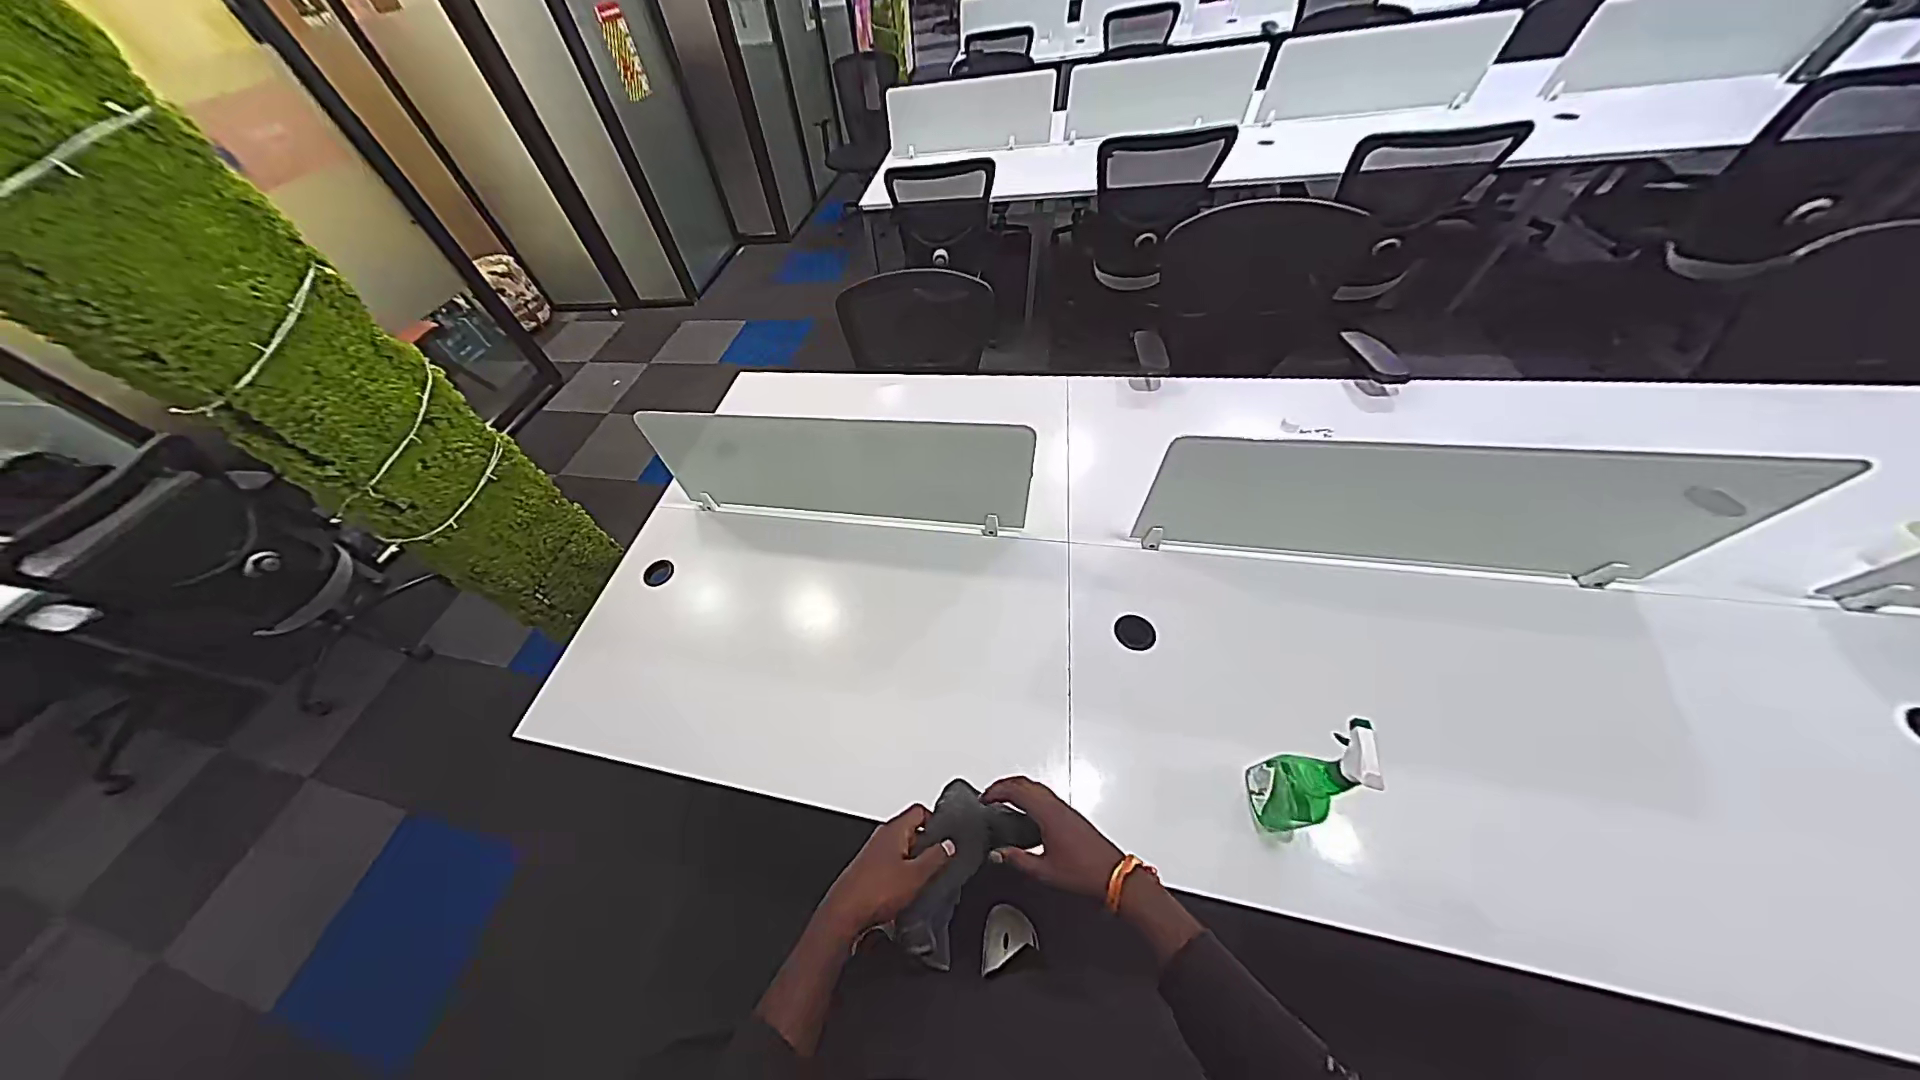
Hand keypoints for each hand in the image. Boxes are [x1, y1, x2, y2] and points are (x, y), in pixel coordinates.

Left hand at [818, 804, 953, 937]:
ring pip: (902, 850)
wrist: (844, 914)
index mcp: (893, 830)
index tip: (945, 838)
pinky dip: (901, 874)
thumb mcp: (916, 875)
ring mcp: (874, 854)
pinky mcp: (868, 870)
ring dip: (913, 863)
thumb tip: (948, 845)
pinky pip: (891, 864)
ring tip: (920, 880)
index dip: (935, 821)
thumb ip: (936, 857)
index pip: (919, 812)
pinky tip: (905, 892)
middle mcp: (882, 838)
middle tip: (936, 863)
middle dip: (926, 846)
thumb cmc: (873, 892)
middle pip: (912, 831)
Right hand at [981, 775, 1123, 899]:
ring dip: (1017, 788)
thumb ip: (1017, 860)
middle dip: (1004, 785)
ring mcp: (1065, 809)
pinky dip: (1028, 795)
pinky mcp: (1070, 815)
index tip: (984, 798)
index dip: (996, 790)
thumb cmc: (1086, 872)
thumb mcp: (1044, 871)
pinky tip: (1026, 811)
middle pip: (1025, 782)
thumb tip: (998, 854)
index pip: (1016, 789)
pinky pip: (1044, 794)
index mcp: (1048, 813)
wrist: (1114, 875)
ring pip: (1035, 786)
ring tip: (1003, 799)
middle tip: (989, 795)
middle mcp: (1056, 806)